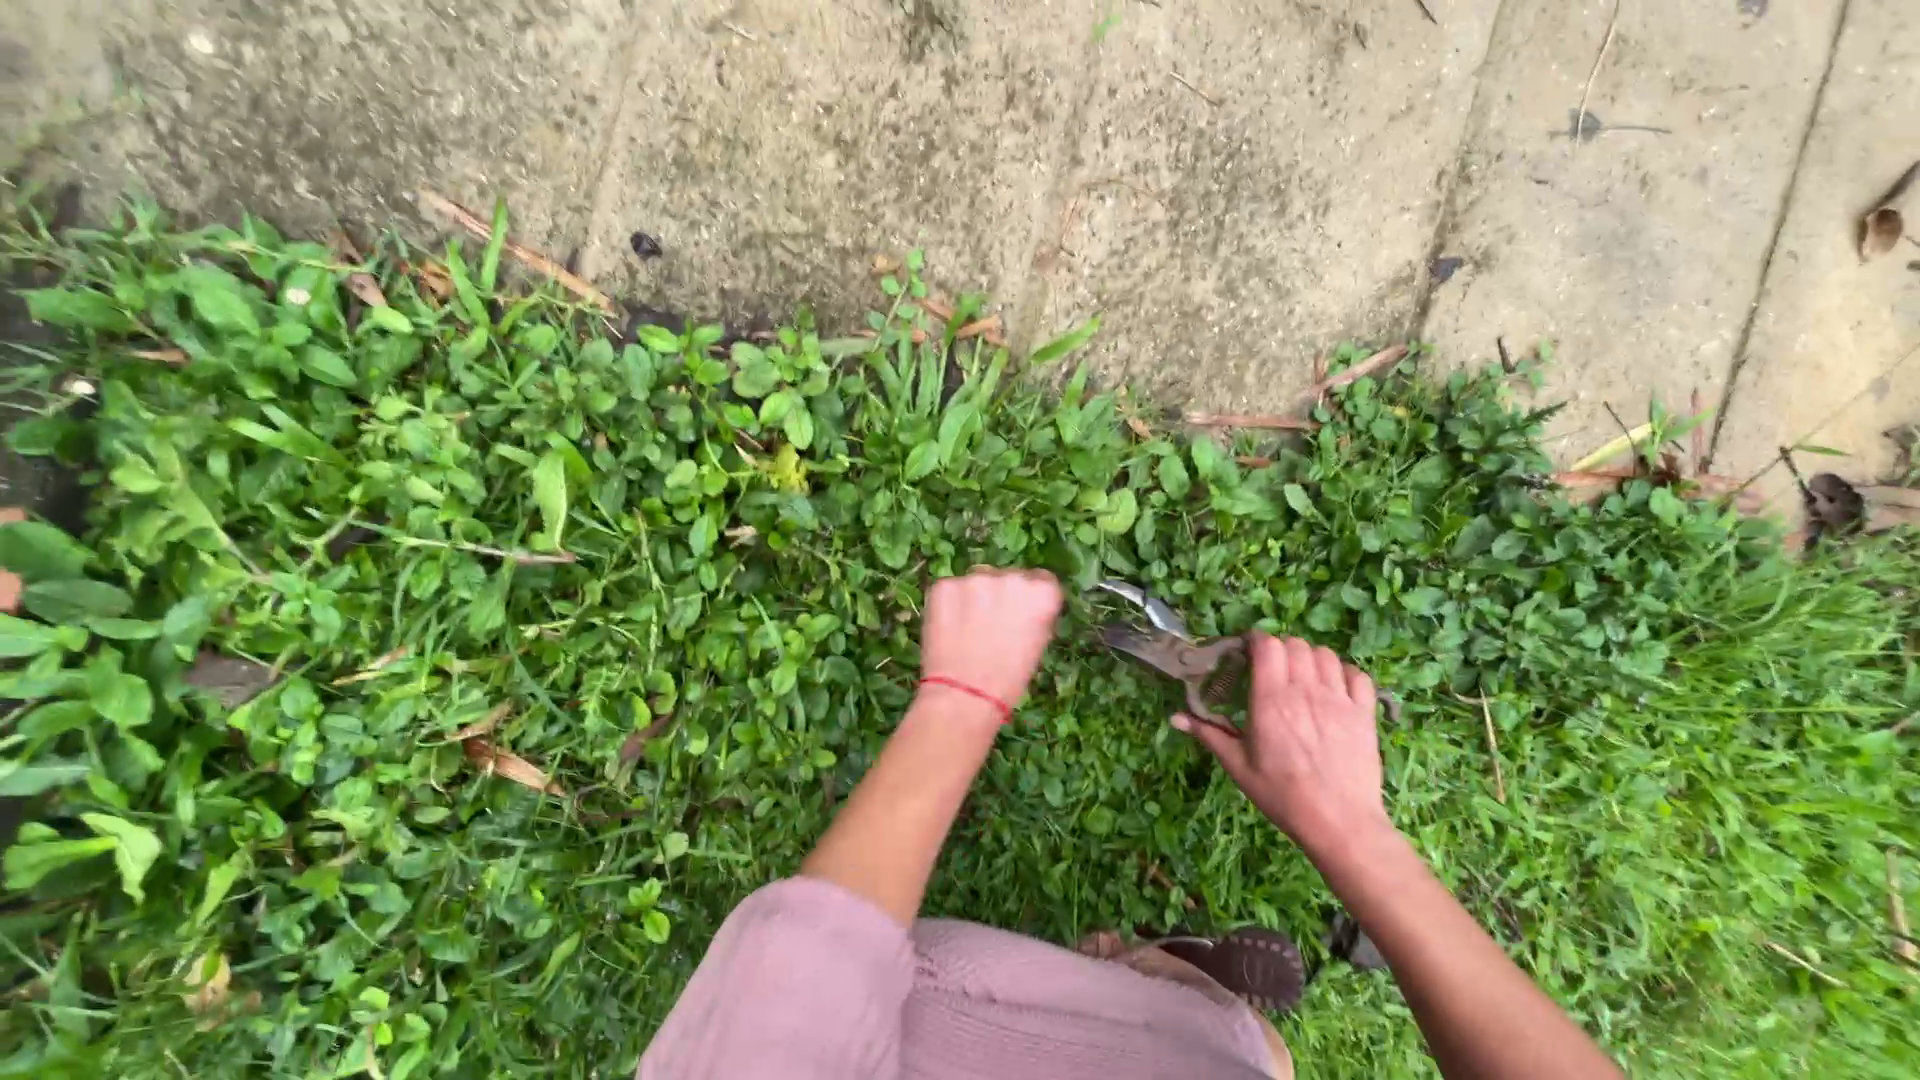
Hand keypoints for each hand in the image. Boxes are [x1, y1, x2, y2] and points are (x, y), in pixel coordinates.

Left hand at [918, 568, 1062, 711]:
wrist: (965, 696)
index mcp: (1042, 593)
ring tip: (966, 627)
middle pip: (1007, 577)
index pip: (1040, 580)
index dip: (1028, 598)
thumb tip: (1023, 607)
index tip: (1019, 613)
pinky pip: (950, 589)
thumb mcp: (1037, 644)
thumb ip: (1033, 615)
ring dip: (974, 596)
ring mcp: (975, 578)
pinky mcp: (944, 585)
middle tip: (990, 623)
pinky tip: (948, 627)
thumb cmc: (1009, 680)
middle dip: (1000, 594)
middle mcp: (1011, 578)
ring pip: (976, 581)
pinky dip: (949, 604)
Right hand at [1174, 633, 1390, 853]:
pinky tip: (1334, 688)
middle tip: (1272, 668)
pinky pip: (1357, 675)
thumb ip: (1209, 734)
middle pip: (1295, 644)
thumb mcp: (1238, 766)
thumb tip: (1174, 717)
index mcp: (1270, 700)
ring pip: (1325, 654)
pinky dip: (1343, 673)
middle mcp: (1305, 690)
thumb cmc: (1282, 795)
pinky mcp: (1364, 713)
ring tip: (1302, 676)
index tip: (1248, 652)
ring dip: (1310, 658)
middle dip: (1280, 648)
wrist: (1339, 822)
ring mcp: (1339, 699)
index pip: (1267, 645)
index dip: (1256, 641)